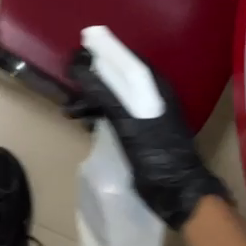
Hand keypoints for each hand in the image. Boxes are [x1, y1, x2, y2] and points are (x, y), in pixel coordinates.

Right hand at [68, 54, 227, 228]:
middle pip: (116, 77)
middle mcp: (150, 95)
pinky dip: (98, 116)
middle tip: (68, 86)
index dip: (102, 53)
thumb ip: (103, 92)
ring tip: (69, 111)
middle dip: (91, 80)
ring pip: (112, 97)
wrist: (177, 192)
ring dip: (90, 100)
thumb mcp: (126, 120)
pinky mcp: (137, 132)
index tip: (77, 55)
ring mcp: (144, 115)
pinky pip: (113, 115)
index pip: (126, 58)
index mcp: (154, 85)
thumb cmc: (155, 150)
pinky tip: (83, 123)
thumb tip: (78, 65)